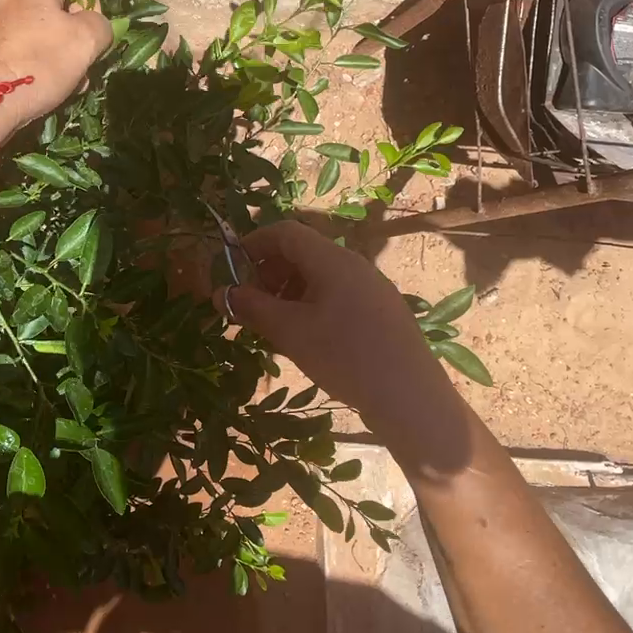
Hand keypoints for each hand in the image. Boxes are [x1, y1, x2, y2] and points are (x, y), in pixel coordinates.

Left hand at [0, 0, 111, 140]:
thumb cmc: (36, 63)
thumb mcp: (85, 41)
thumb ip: (100, 24)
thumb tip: (95, 24)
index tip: (97, 14)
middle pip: (53, 1)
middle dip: (75, 28)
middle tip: (86, 56)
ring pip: (37, 30)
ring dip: (57, 51)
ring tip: (70, 82)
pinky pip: (17, 48)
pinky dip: (34, 63)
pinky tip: (42, 89)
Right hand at [218, 220, 453, 439]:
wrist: (411, 400)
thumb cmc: (345, 357)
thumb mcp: (290, 332)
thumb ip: (252, 307)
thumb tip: (220, 293)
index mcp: (332, 260)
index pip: (286, 232)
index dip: (254, 243)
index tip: (232, 268)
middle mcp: (354, 265)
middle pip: (303, 252)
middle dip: (269, 272)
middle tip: (250, 303)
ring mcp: (372, 288)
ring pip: (320, 276)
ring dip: (288, 291)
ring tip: (274, 324)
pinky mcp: (382, 312)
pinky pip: (338, 294)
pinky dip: (311, 305)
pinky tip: (306, 338)